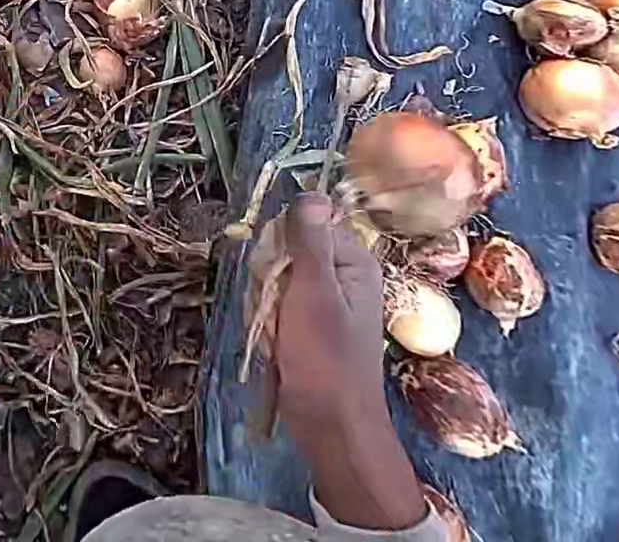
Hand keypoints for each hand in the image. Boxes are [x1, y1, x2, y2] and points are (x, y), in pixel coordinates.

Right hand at [274, 194, 427, 531]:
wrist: (330, 428)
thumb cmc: (325, 359)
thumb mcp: (314, 293)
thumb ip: (309, 241)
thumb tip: (311, 190)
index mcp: (352, 258)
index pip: (304, 221)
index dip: (282, 242)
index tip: (275, 270)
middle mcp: (341, 271)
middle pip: (286, 246)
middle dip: (269, 276)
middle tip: (275, 308)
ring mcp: (324, 296)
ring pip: (275, 273)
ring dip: (265, 301)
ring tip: (277, 331)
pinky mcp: (309, 318)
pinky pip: (276, 299)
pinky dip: (268, 318)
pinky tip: (274, 340)